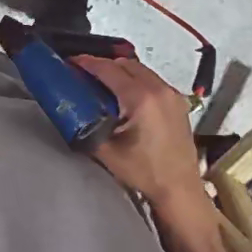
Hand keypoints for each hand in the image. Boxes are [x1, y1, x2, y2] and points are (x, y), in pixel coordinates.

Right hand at [73, 56, 204, 211]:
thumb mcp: (106, 150)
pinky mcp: (178, 101)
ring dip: (120, 71)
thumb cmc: (143, 172)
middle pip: (125, 63)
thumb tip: (71, 107)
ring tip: (102, 82)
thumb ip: (87, 124)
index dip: (87, 63)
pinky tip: (125, 94)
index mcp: (140, 98)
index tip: (71, 62)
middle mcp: (158, 89)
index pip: (108, 69)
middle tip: (84, 74)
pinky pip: (152, 79)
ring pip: (140, 69)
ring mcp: (171, 94)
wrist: (180, 189)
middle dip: (103, 65)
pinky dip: (135, 79)